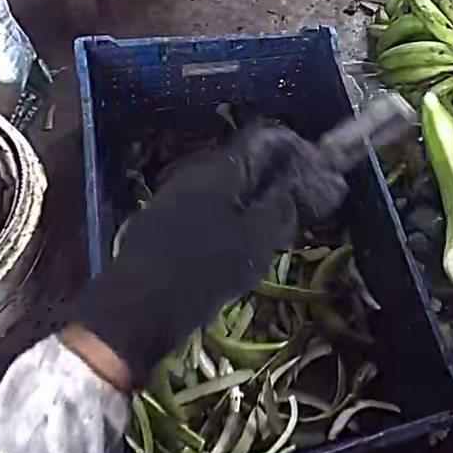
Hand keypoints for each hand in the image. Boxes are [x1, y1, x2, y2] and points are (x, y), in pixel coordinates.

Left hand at [68, 125, 348, 385]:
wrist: (134, 311)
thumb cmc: (202, 271)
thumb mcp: (256, 240)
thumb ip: (283, 207)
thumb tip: (310, 184)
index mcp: (220, 170)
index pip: (266, 141)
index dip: (296, 152)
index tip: (318, 172)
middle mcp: (194, 174)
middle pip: (245, 165)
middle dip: (276, 179)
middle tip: (301, 204)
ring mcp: (173, 197)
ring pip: (226, 190)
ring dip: (253, 201)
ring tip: (275, 228)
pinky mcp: (161, 223)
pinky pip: (207, 209)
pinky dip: (230, 218)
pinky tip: (239, 244)